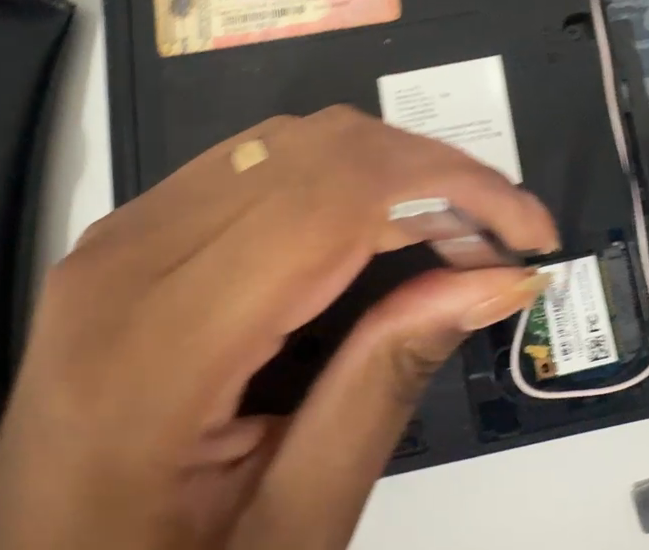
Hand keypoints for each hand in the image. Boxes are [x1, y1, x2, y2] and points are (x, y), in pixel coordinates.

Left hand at [0, 106, 558, 549]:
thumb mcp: (289, 528)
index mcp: (155, 349)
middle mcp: (127, 261)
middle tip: (495, 245)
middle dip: (436, 173)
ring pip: (294, 139)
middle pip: (319, 149)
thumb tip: (493, 279)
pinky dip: (342, 178)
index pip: (332, 199)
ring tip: (449, 240)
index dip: (452, 189)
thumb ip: (386, 383)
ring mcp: (120, 234)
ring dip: (393, 170)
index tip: (528, 237)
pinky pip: (259, 160)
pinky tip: (377, 233)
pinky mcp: (131, 229)